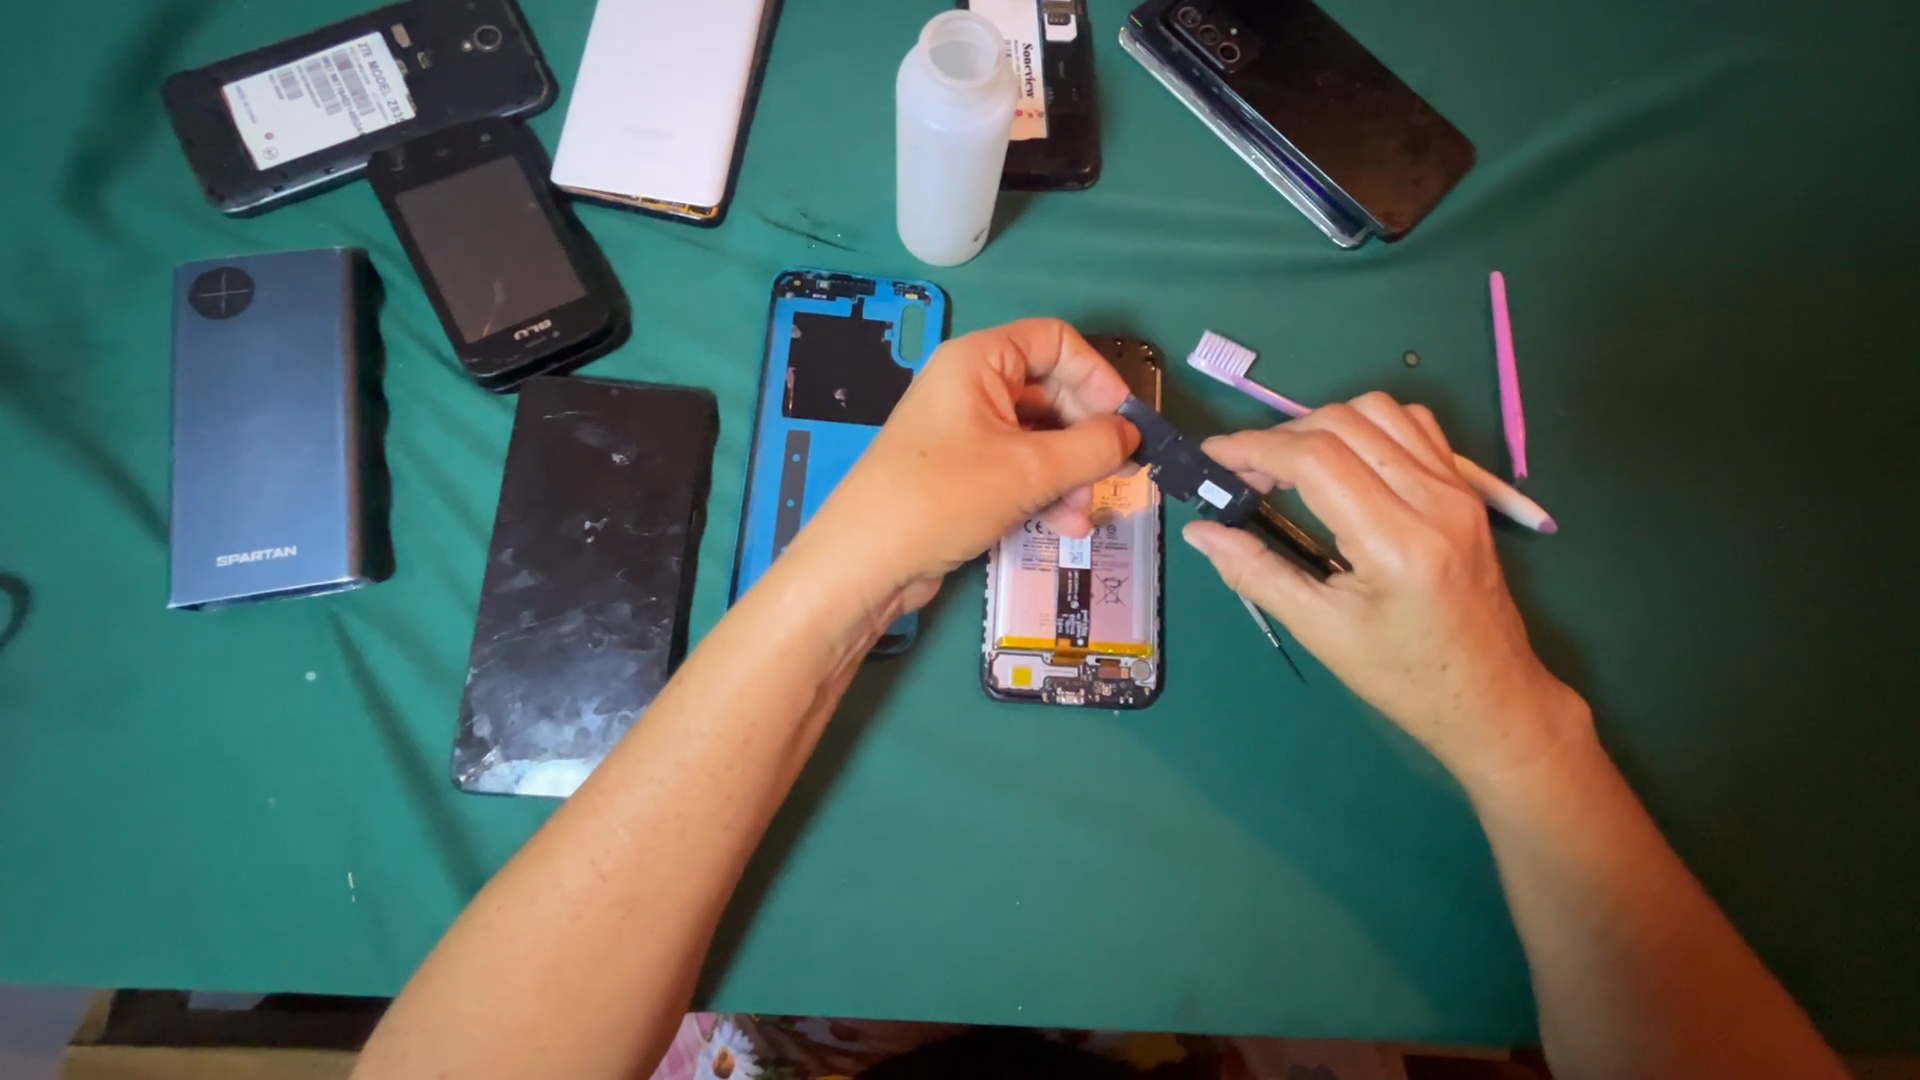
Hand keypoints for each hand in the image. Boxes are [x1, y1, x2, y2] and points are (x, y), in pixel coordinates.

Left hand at [784, 318, 1136, 630]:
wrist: (867, 561)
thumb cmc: (944, 497)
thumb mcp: (1029, 469)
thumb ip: (1092, 447)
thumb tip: (1131, 435)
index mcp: (978, 360)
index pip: (1055, 342)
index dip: (1097, 376)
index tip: (1125, 420)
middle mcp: (971, 387)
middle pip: (1050, 393)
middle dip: (1086, 436)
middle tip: (1117, 472)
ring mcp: (965, 432)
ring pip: (1037, 438)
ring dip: (1069, 473)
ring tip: (1085, 511)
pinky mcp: (962, 473)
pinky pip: (1017, 469)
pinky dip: (1044, 491)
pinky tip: (1065, 526)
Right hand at [1183, 393, 1590, 783]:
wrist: (1489, 697)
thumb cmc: (1401, 676)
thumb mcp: (1318, 630)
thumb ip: (1254, 572)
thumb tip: (1198, 532)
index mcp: (1397, 543)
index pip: (1315, 459)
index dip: (1253, 448)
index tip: (1212, 459)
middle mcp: (1434, 500)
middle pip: (1342, 423)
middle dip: (1277, 438)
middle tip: (1242, 475)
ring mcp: (1456, 488)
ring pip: (1377, 411)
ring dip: (1319, 425)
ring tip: (1287, 466)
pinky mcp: (1465, 489)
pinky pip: (1411, 425)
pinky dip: (1363, 426)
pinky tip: (1340, 461)